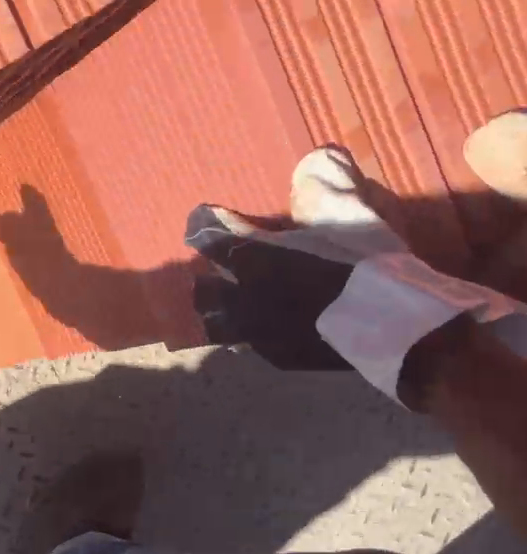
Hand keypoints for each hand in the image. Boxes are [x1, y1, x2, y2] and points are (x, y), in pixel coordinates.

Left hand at [186, 146, 524, 405]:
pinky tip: (256, 332)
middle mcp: (241, 300)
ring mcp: (251, 332)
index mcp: (254, 263)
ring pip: (215, 323)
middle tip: (212, 274)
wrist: (390, 328)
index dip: (207, 225)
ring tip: (226, 307)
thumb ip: (327, 191)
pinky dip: (245, 336)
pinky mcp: (269, 355)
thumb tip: (313, 158)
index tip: (203, 216)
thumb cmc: (368, 267)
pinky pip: (245, 345)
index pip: (213, 239)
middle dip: (206, 280)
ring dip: (218, 313)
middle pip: (203, 291)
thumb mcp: (352, 220)